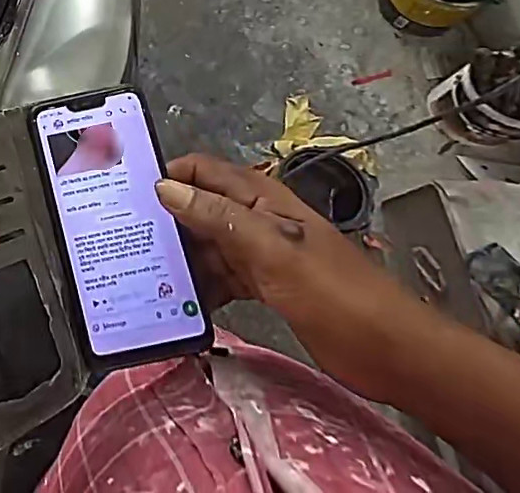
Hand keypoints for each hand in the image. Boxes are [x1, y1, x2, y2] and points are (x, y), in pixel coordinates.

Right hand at [156, 153, 437, 399]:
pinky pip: (222, 276)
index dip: (168, 176)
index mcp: (259, 197)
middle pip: (200, 207)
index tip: (132, 195)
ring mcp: (259, 252)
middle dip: (168, 220)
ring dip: (183, 257)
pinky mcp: (264, 284)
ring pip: (208, 244)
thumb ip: (217, 217)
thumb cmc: (333, 291)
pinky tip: (184, 301)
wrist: (388, 348)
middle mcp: (255, 218)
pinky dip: (203, 285)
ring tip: (148, 274)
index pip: (202, 171)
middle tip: (131, 240)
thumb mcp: (270, 250)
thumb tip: (167, 189)